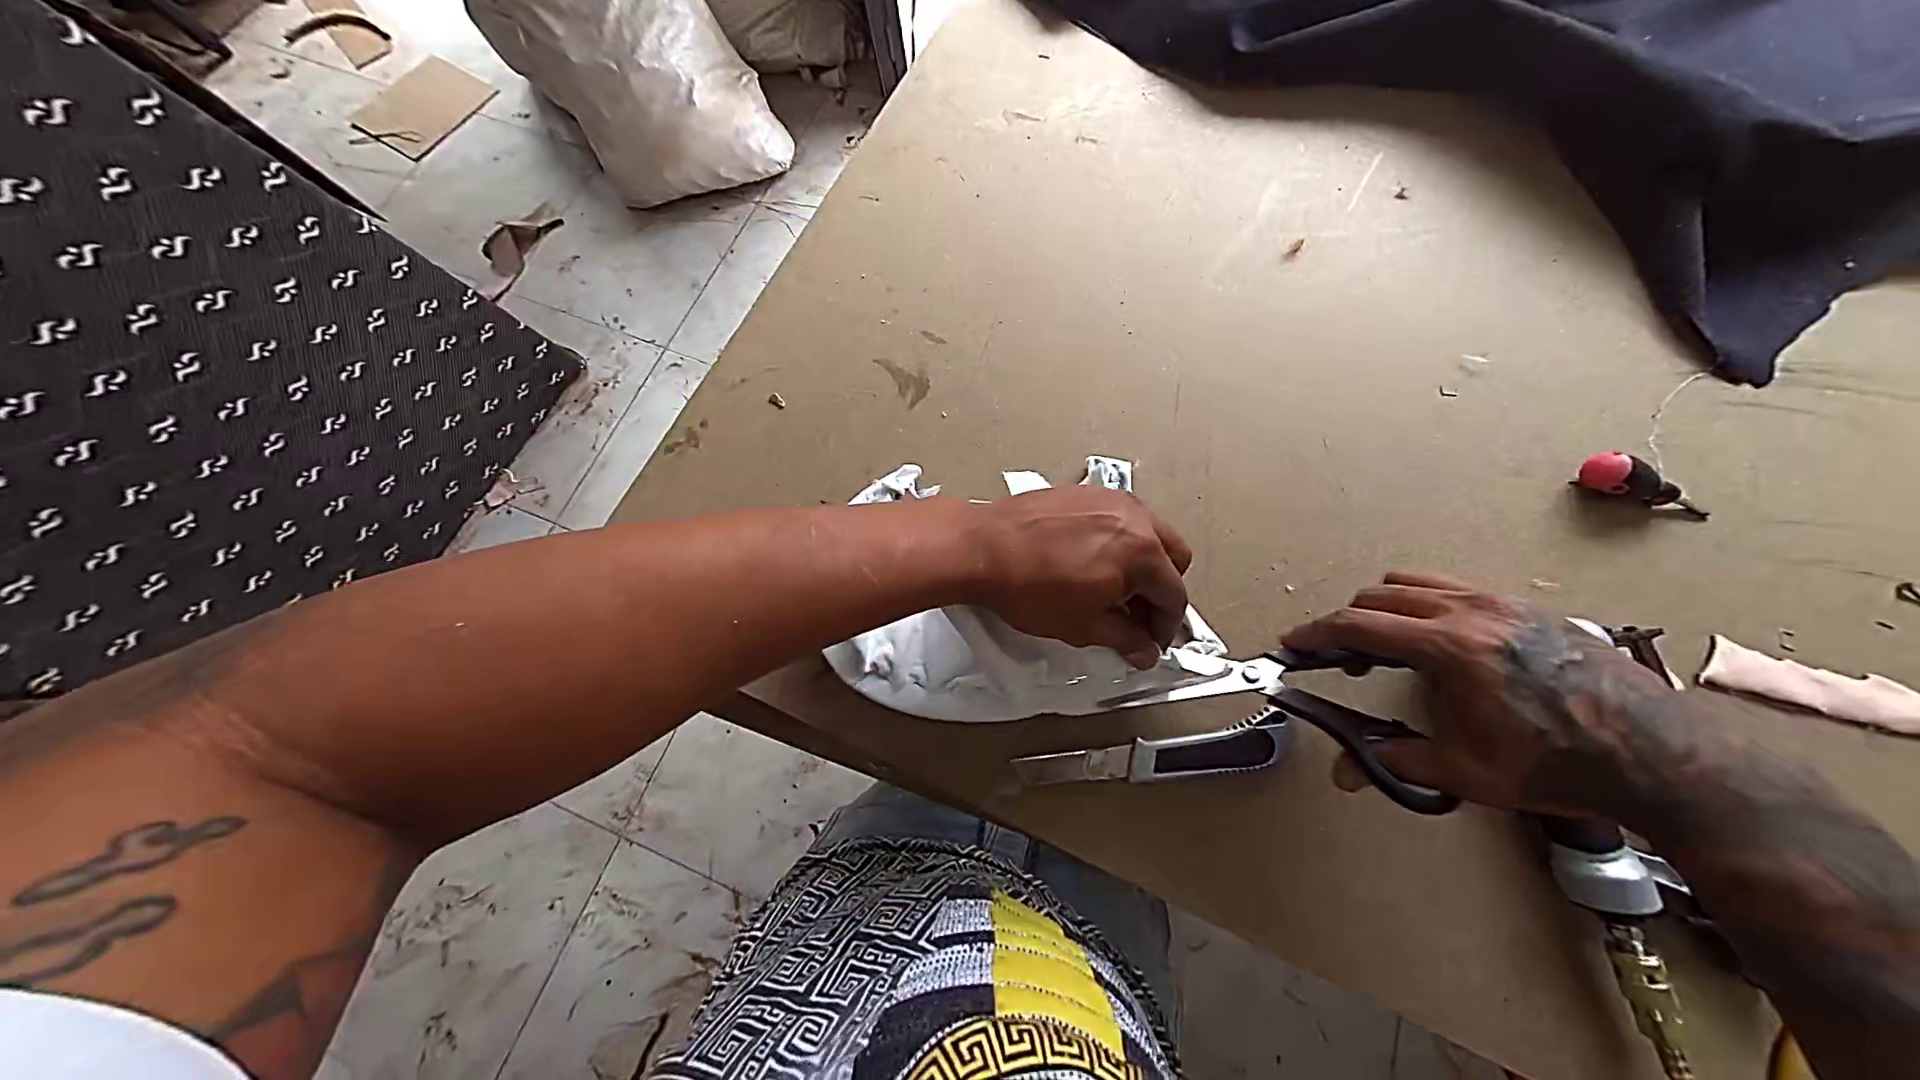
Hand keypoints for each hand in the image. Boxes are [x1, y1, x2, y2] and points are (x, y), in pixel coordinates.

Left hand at [963, 488, 1191, 669]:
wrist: (981, 548)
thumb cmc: (1022, 580)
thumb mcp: (1083, 624)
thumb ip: (1124, 639)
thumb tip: (1141, 647)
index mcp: (1142, 552)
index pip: (1174, 595)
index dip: (1165, 626)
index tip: (1149, 639)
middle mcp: (1133, 518)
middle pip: (1173, 558)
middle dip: (1161, 590)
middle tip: (1138, 615)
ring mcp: (1109, 500)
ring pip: (1149, 533)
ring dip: (1143, 563)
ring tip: (1114, 590)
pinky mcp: (1085, 493)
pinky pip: (1120, 518)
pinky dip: (1120, 542)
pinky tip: (1094, 563)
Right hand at [1282, 571, 1696, 819]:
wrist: (1658, 758)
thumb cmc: (1565, 762)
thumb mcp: (1464, 771)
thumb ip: (1392, 761)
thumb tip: (1346, 769)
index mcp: (1448, 647)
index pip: (1356, 624)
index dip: (1315, 633)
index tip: (1296, 642)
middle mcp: (1471, 613)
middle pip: (1377, 597)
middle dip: (1347, 624)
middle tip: (1339, 657)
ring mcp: (1502, 605)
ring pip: (1414, 583)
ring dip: (1384, 608)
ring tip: (1385, 644)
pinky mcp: (1527, 609)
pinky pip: (1454, 589)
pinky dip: (1425, 605)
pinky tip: (1435, 641)